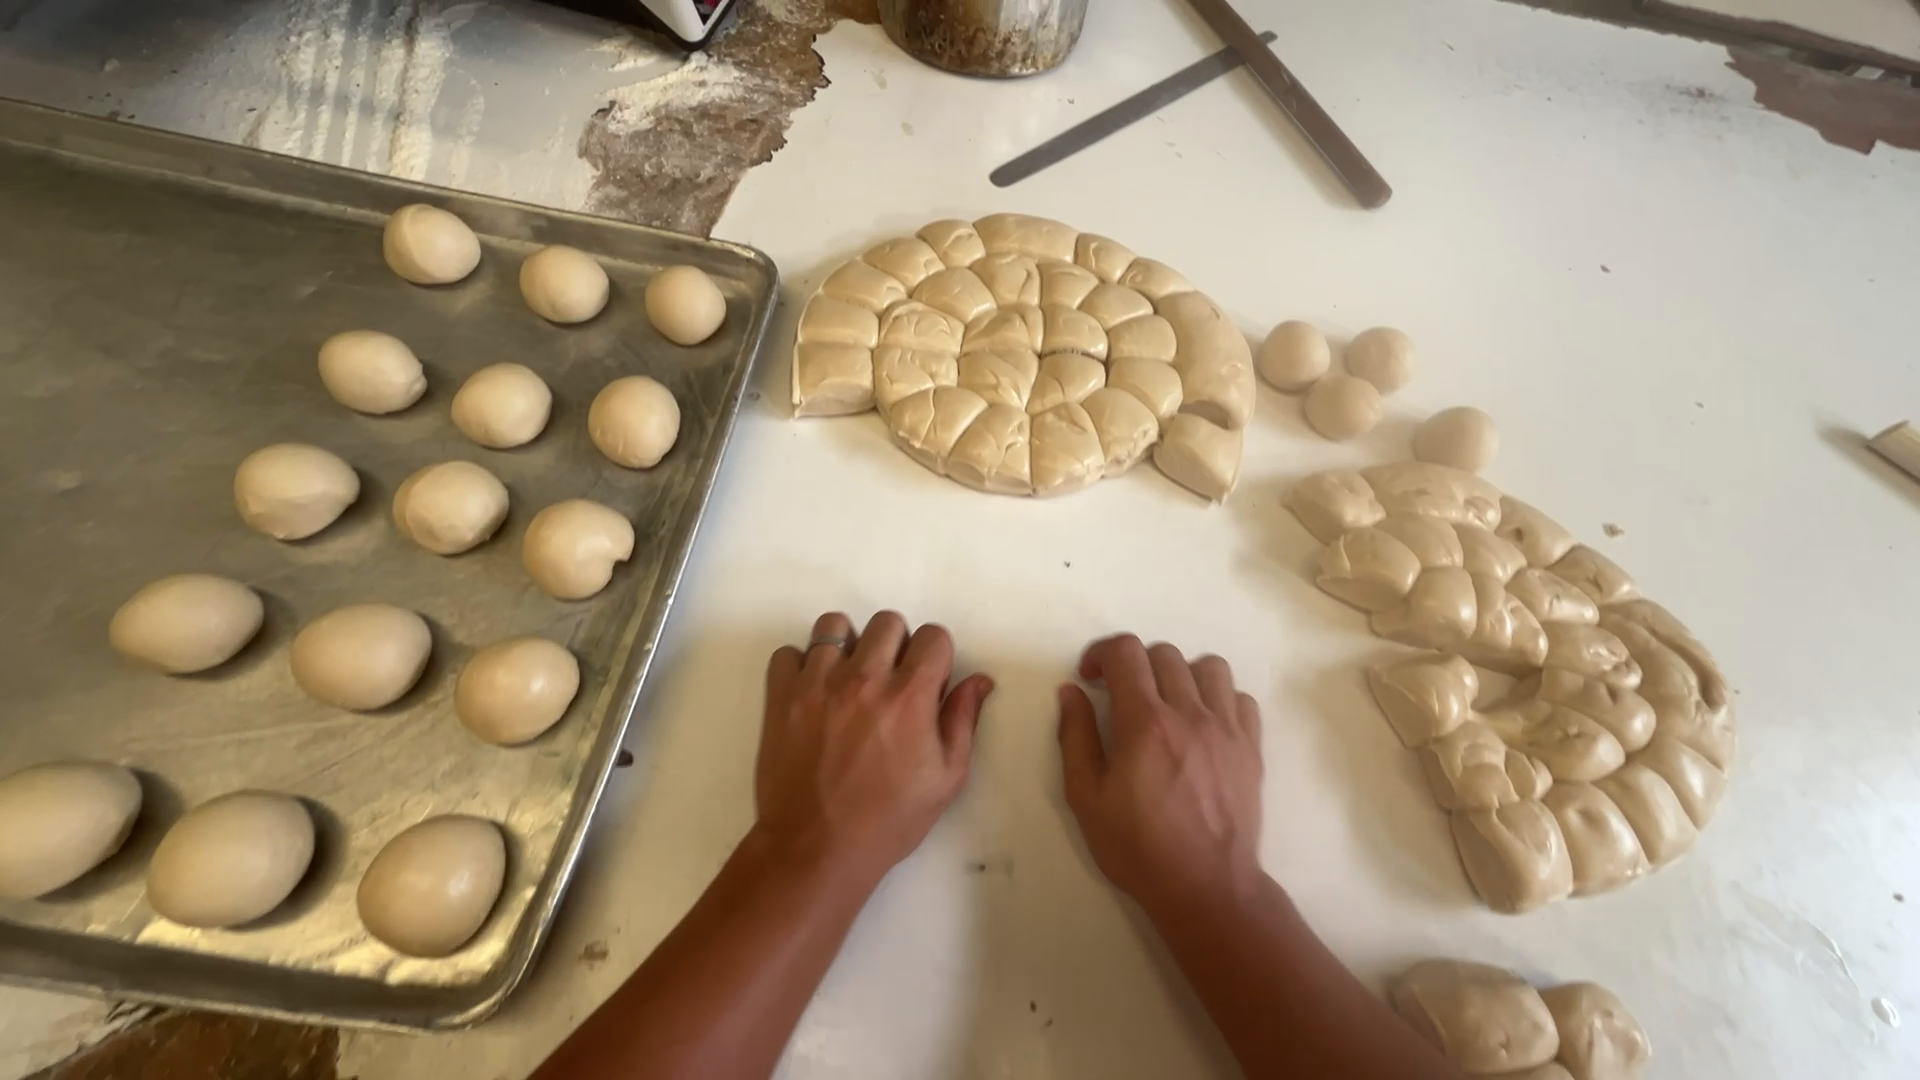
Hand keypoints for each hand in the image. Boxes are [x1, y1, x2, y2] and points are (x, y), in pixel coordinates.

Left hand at [755, 611, 994, 881]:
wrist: (816, 849)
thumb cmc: (890, 819)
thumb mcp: (946, 777)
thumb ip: (962, 720)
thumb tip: (979, 680)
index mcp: (910, 696)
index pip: (933, 636)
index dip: (937, 655)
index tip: (928, 681)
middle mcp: (864, 679)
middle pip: (887, 621)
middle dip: (897, 644)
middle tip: (890, 679)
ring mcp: (818, 684)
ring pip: (834, 625)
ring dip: (847, 646)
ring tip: (848, 678)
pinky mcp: (782, 697)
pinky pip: (788, 653)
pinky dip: (801, 665)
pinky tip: (813, 692)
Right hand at [1057, 635, 1263, 911]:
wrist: (1207, 888)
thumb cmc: (1138, 847)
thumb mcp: (1086, 798)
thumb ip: (1076, 737)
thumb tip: (1071, 691)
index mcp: (1145, 723)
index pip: (1126, 652)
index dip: (1102, 653)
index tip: (1091, 678)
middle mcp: (1189, 714)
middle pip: (1164, 654)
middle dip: (1135, 665)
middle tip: (1123, 696)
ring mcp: (1227, 729)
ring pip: (1209, 667)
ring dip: (1182, 674)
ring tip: (1168, 703)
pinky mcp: (1252, 748)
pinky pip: (1240, 699)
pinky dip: (1219, 699)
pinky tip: (1203, 725)